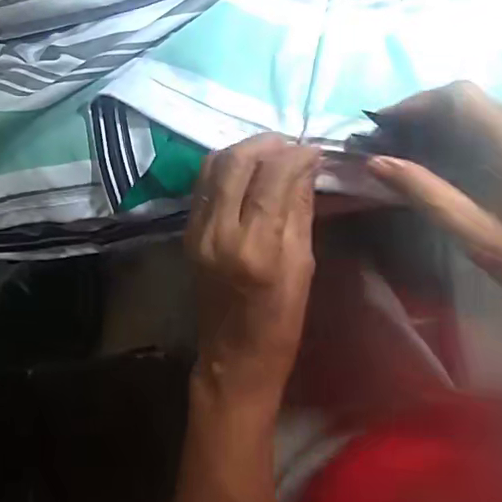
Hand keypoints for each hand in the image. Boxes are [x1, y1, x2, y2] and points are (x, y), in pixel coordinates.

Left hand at [187, 133, 321, 402]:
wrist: (233, 359)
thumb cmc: (281, 322)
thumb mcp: (303, 265)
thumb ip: (300, 210)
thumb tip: (307, 166)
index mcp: (256, 248)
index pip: (274, 178)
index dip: (296, 155)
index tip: (314, 150)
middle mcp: (220, 232)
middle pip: (238, 162)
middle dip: (267, 143)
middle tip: (291, 144)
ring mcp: (198, 230)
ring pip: (215, 165)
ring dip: (245, 149)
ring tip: (271, 150)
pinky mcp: (187, 231)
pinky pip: (204, 182)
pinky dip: (227, 166)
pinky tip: (248, 167)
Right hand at [365, 82, 501, 352]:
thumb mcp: (485, 243)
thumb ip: (431, 196)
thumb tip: (378, 162)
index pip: (462, 97)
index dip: (416, 103)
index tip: (381, 126)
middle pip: (470, 104)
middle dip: (422, 116)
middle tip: (383, 143)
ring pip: (482, 121)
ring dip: (439, 130)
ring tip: (402, 155)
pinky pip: (496, 139)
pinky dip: (461, 145)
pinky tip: (439, 170)